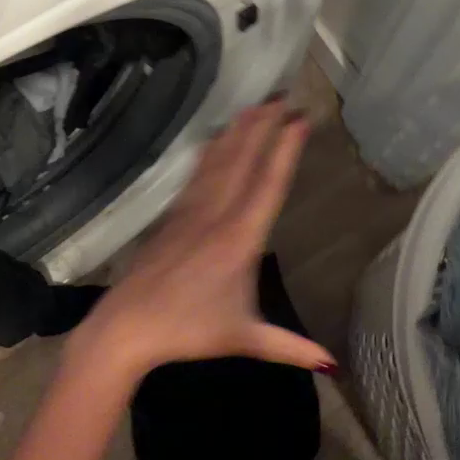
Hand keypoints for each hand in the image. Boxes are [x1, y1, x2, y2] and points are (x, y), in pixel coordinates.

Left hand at [68, 100, 333, 376]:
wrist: (127, 324)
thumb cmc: (188, 330)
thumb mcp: (244, 338)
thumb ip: (289, 347)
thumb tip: (332, 364)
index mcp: (240, 237)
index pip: (268, 182)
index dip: (285, 148)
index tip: (301, 119)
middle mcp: (217, 213)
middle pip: (244, 157)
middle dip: (265, 123)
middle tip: (285, 95)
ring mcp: (192, 208)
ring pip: (220, 158)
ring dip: (240, 128)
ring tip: (258, 104)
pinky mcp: (173, 213)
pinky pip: (199, 170)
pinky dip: (213, 147)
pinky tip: (218, 136)